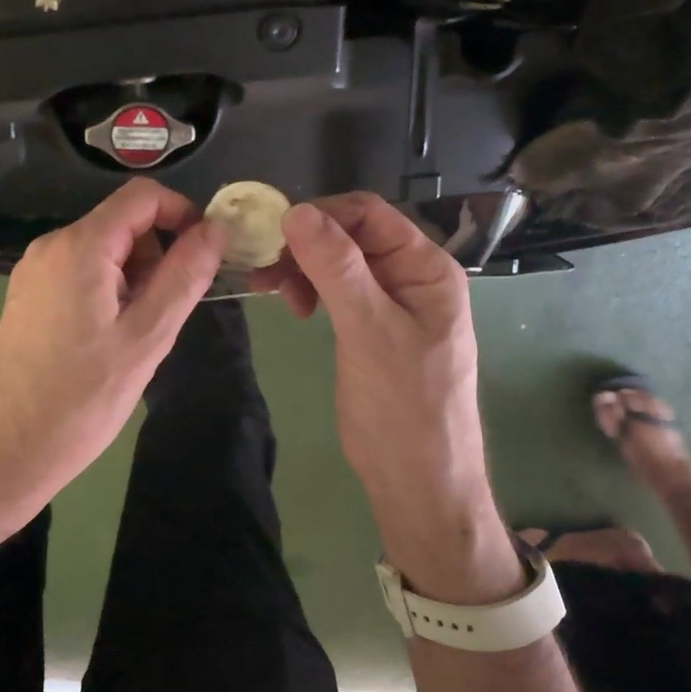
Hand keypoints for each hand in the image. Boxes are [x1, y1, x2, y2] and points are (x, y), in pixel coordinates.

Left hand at [0, 179, 225, 504]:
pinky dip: (106, 290)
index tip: (204, 254)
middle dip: (156, 254)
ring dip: (133, 277)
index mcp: (79, 246)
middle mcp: (50, 246)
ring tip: (137, 334)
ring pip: (100, 250)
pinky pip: (78, 273)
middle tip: (168, 310)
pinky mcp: (26, 297)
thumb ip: (184, 275)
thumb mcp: (147, 336)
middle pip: (119, 223)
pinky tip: (108, 340)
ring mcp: (33, 272)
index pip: (141, 196)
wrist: (8, 447)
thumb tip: (215, 229)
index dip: (181, 213)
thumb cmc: (83, 396)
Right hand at [252, 193, 517, 601]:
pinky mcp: (367, 325)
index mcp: (426, 268)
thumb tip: (295, 211)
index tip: (272, 235)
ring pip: (336, 260)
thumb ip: (336, 268)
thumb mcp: (369, 331)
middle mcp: (410, 276)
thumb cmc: (403, 405)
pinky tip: (293, 307)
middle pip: (349, 234)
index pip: (369, 215)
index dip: (320, 215)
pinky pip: (334, 288)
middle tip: (264, 268)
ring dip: (301, 266)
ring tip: (270, 290)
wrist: (416, 480)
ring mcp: (389, 301)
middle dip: (304, 243)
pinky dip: (308, 289)